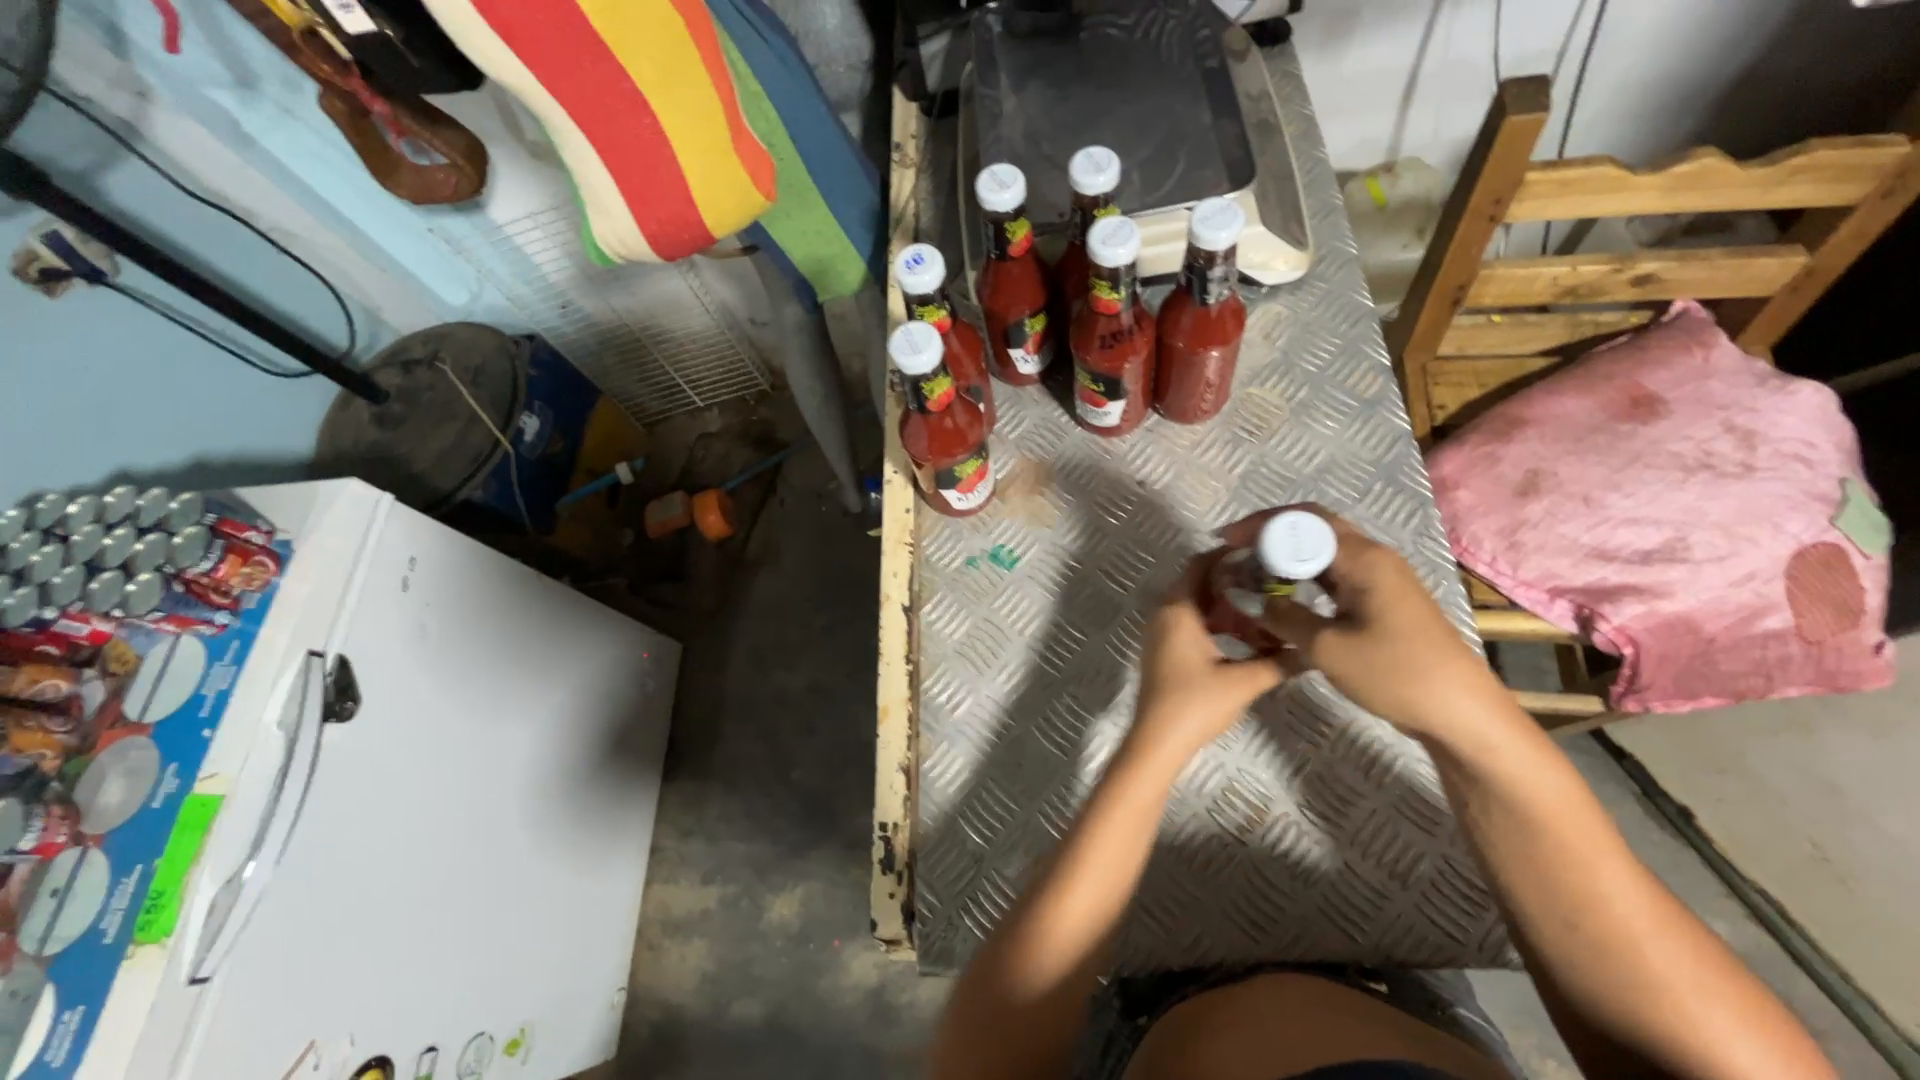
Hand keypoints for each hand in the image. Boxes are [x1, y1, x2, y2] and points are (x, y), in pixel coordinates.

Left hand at [1129, 552, 1293, 760]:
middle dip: (1232, 580)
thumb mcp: (1245, 681)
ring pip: (1195, 606)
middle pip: (1198, 583)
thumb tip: (1314, 649)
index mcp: (1178, 609)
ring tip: (1263, 607)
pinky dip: (1214, 623)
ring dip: (1225, 604)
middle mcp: (1164, 614)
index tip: (1262, 551)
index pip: (1200, 564)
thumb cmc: (1196, 703)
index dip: (1228, 554)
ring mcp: (1160, 633)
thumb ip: (1281, 662)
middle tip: (1271, 579)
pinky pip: (1189, 623)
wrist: (1157, 740)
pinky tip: (1242, 637)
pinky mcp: (1163, 651)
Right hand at [1221, 504, 1508, 739]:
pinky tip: (1284, 597)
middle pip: (1315, 529)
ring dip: (1287, 557)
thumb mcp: (1327, 648)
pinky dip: (1305, 579)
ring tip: (1251, 573)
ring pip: (1325, 553)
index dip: (1260, 526)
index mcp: (1363, 558)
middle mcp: (1373, 557)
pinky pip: (1336, 576)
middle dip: (1271, 535)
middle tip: (1235, 552)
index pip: (1303, 521)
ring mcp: (1381, 579)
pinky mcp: (1382, 601)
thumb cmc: (1394, 673)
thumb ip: (1283, 616)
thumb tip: (1251, 598)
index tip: (1225, 542)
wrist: (1457, 710)